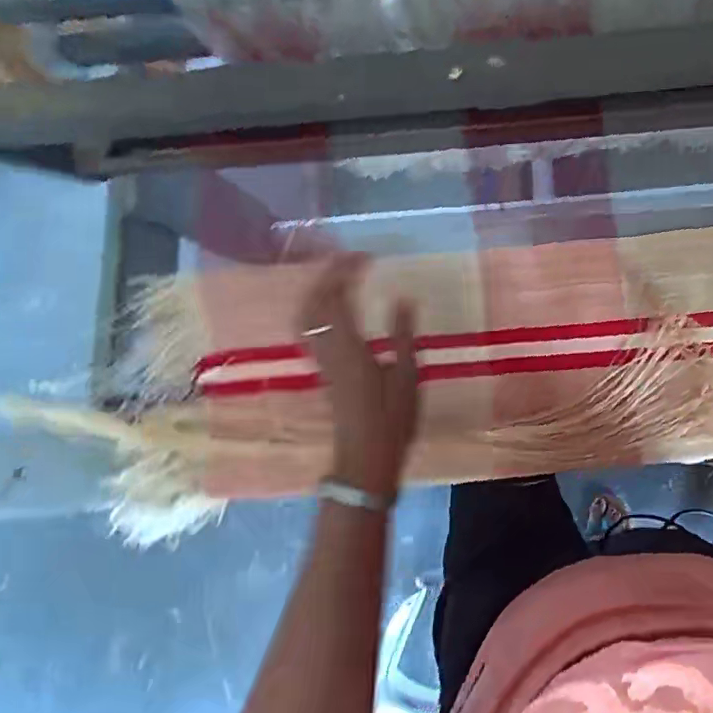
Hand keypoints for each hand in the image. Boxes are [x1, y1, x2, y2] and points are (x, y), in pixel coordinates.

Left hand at [296, 253, 419, 497]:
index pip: (340, 298)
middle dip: (328, 275)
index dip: (347, 272)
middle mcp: (329, 350)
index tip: (365, 256)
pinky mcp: (321, 370)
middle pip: (315, 302)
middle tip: (349, 259)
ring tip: (337, 276)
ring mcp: (321, 361)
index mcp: (350, 348)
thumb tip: (403, 299)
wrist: (365, 457)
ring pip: (305, 316)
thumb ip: (403, 336)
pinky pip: (308, 330)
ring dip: (317, 290)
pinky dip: (314, 309)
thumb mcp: (407, 378)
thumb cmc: (392, 421)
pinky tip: (329, 308)